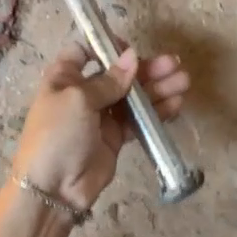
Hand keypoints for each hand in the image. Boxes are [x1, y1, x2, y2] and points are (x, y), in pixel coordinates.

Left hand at [11, 42, 188, 209]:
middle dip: (145, 68)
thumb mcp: (78, 99)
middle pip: (118, 74)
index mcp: (65, 77)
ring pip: (132, 97)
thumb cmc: (58, 134)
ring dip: (157, 88)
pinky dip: (156, 112)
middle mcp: (83, 93)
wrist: (52, 189)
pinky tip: (176, 104)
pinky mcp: (115, 138)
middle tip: (173, 64)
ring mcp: (100, 116)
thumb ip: (108, 80)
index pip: (85, 52)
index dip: (107, 48)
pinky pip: (138, 120)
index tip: (131, 49)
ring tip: (184, 81)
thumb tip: (132, 56)